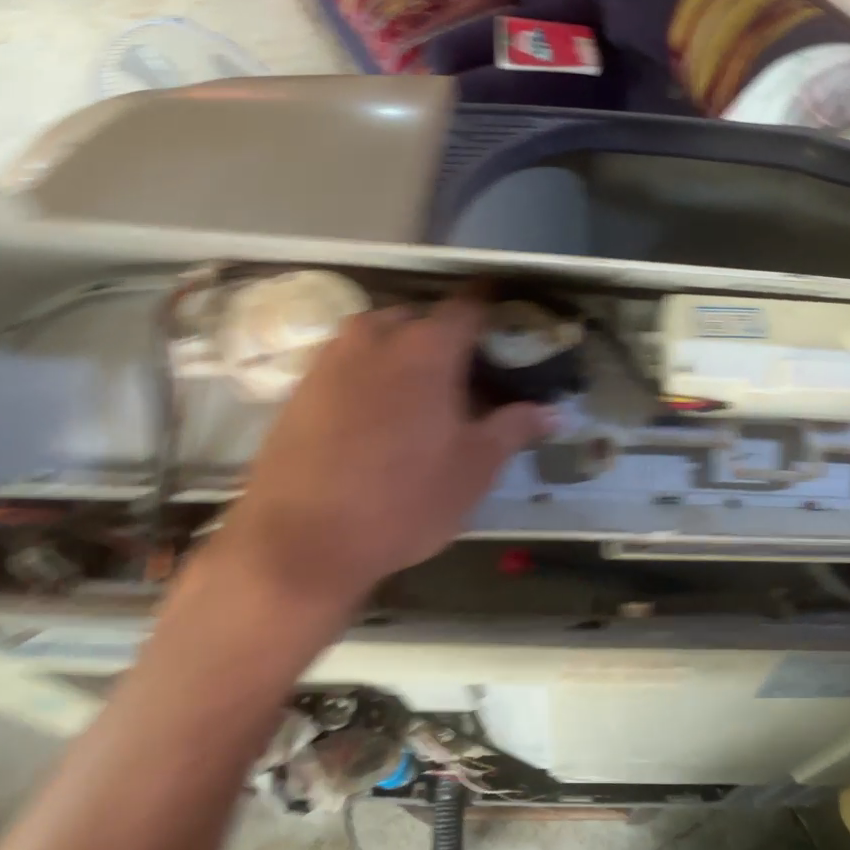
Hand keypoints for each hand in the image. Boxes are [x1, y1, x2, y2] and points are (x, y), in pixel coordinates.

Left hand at [200, 289, 550, 610]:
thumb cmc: (403, 501)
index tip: (509, 324)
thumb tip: (552, 413)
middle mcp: (376, 335)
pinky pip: (349, 364)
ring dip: (405, 356)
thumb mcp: (473, 469)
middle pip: (422, 319)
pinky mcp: (300, 386)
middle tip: (468, 377)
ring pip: (381, 339)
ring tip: (423, 399)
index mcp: (426, 345)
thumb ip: (514, 428)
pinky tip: (377, 419)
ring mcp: (331, 357)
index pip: (470, 304)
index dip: (494, 309)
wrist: (297, 544)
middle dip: (447, 339)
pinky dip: (370, 376)